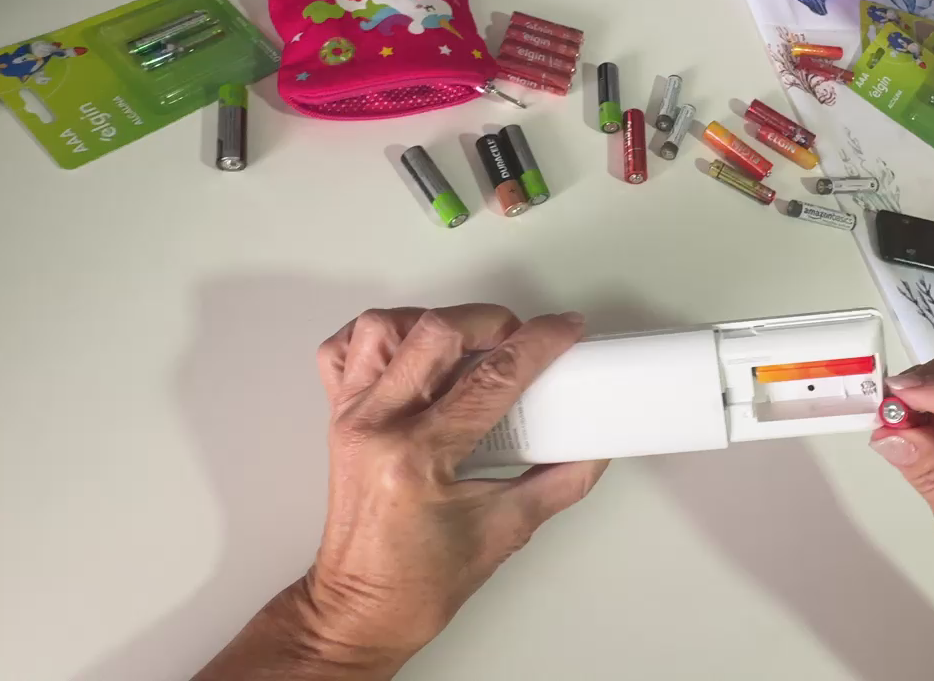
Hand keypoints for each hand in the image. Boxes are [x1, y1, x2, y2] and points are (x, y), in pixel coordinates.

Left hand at [194, 306, 607, 679]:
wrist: (355, 613)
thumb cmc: (416, 584)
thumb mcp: (505, 533)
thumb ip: (560, 483)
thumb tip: (595, 447)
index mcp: (419, 457)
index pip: (493, 377)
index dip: (539, 343)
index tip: (566, 328)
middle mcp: (378, 425)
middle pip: (436, 332)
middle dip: (492, 321)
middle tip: (519, 337)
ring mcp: (351, 416)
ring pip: (384, 328)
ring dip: (434, 320)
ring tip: (466, 338)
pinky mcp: (338, 415)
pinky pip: (344, 349)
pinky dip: (379, 335)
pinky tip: (410, 346)